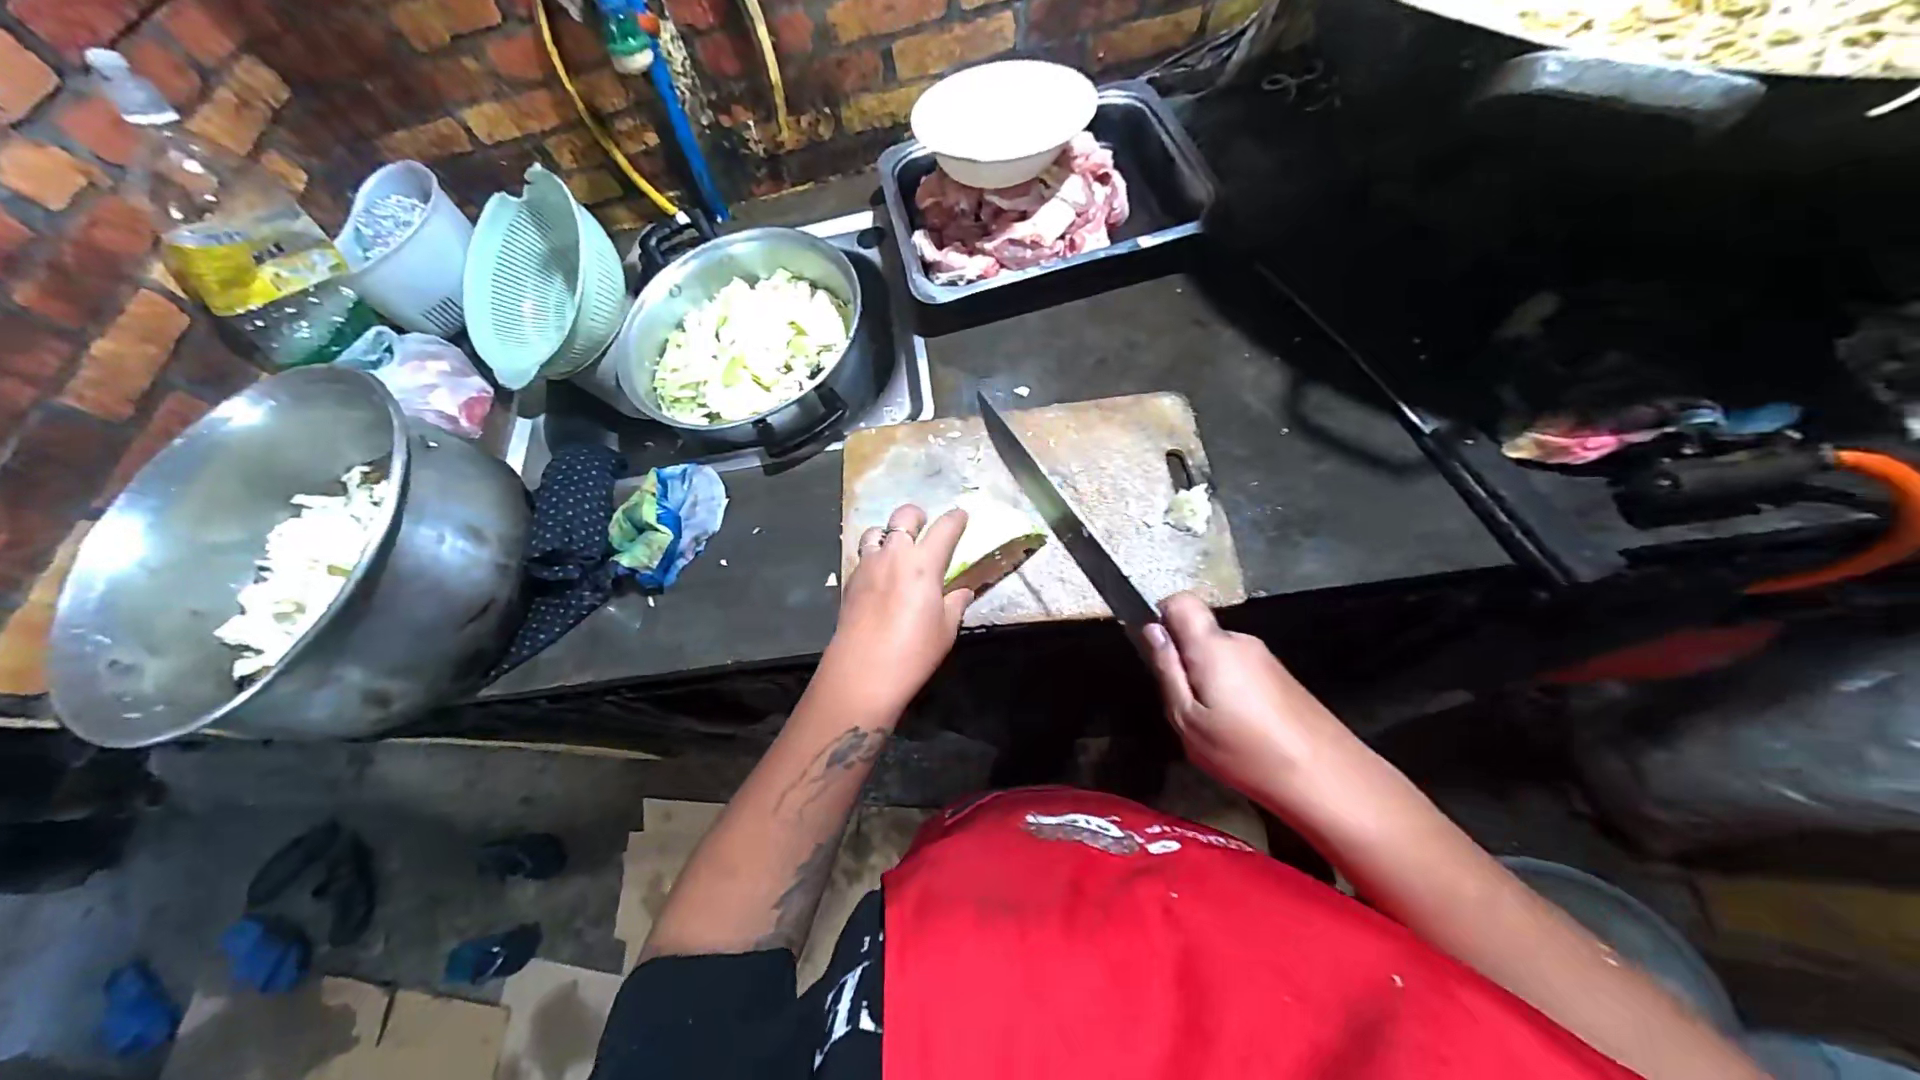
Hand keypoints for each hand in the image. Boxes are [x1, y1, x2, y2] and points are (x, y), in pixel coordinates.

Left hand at [822, 504, 972, 710]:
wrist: (861, 672)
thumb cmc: (912, 652)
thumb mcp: (945, 630)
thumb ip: (955, 604)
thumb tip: (962, 592)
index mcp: (923, 564)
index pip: (944, 529)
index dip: (955, 519)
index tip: (960, 516)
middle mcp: (894, 556)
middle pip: (903, 517)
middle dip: (917, 515)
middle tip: (924, 524)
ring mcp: (867, 566)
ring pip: (876, 532)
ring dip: (889, 533)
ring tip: (896, 547)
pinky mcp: (850, 581)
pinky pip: (863, 556)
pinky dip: (874, 556)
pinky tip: (880, 575)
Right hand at [1143, 592, 1361, 808]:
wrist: (1329, 778)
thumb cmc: (1246, 752)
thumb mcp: (1188, 720)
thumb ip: (1167, 671)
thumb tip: (1151, 630)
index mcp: (1213, 646)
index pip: (1181, 601)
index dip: (1162, 617)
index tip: (1158, 654)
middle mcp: (1241, 641)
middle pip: (1200, 633)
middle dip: (1185, 661)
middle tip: (1186, 706)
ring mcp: (1265, 658)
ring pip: (1220, 655)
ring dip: (1209, 680)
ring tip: (1216, 724)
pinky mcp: (1282, 677)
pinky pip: (1242, 671)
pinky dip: (1233, 691)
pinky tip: (1242, 728)